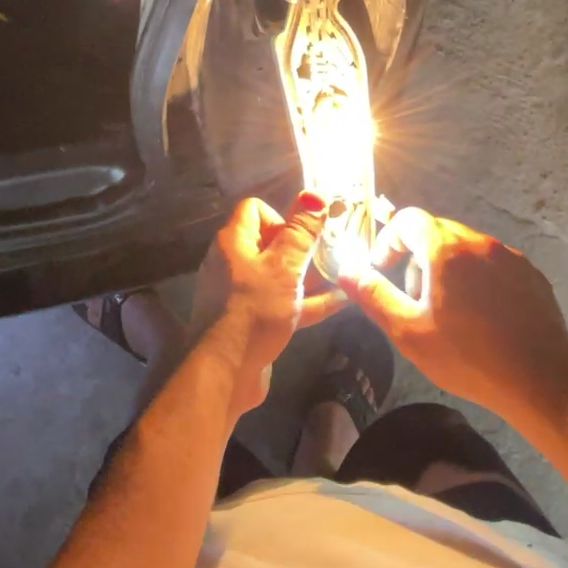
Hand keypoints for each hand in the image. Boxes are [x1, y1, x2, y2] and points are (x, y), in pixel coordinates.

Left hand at [189, 194, 346, 415]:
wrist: (225, 373)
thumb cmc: (254, 311)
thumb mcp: (284, 267)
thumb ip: (302, 232)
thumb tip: (314, 193)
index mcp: (234, 241)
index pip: (255, 209)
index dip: (281, 217)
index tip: (302, 237)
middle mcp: (233, 262)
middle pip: (270, 242)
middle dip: (302, 246)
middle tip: (332, 253)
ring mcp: (240, 293)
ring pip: (279, 275)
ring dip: (309, 274)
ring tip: (342, 273)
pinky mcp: (251, 320)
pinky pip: (281, 302)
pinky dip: (306, 300)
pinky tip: (340, 302)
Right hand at [337, 208, 567, 418]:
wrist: (543, 383)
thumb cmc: (468, 357)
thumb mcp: (408, 331)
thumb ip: (373, 295)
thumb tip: (345, 269)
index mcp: (446, 249)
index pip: (407, 220)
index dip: (388, 241)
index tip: (384, 273)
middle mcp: (479, 242)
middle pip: (436, 232)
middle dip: (417, 259)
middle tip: (414, 301)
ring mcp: (510, 258)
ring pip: (466, 249)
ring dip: (448, 270)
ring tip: (448, 314)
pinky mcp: (532, 276)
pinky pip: (494, 265)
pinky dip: (478, 280)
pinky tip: (483, 320)